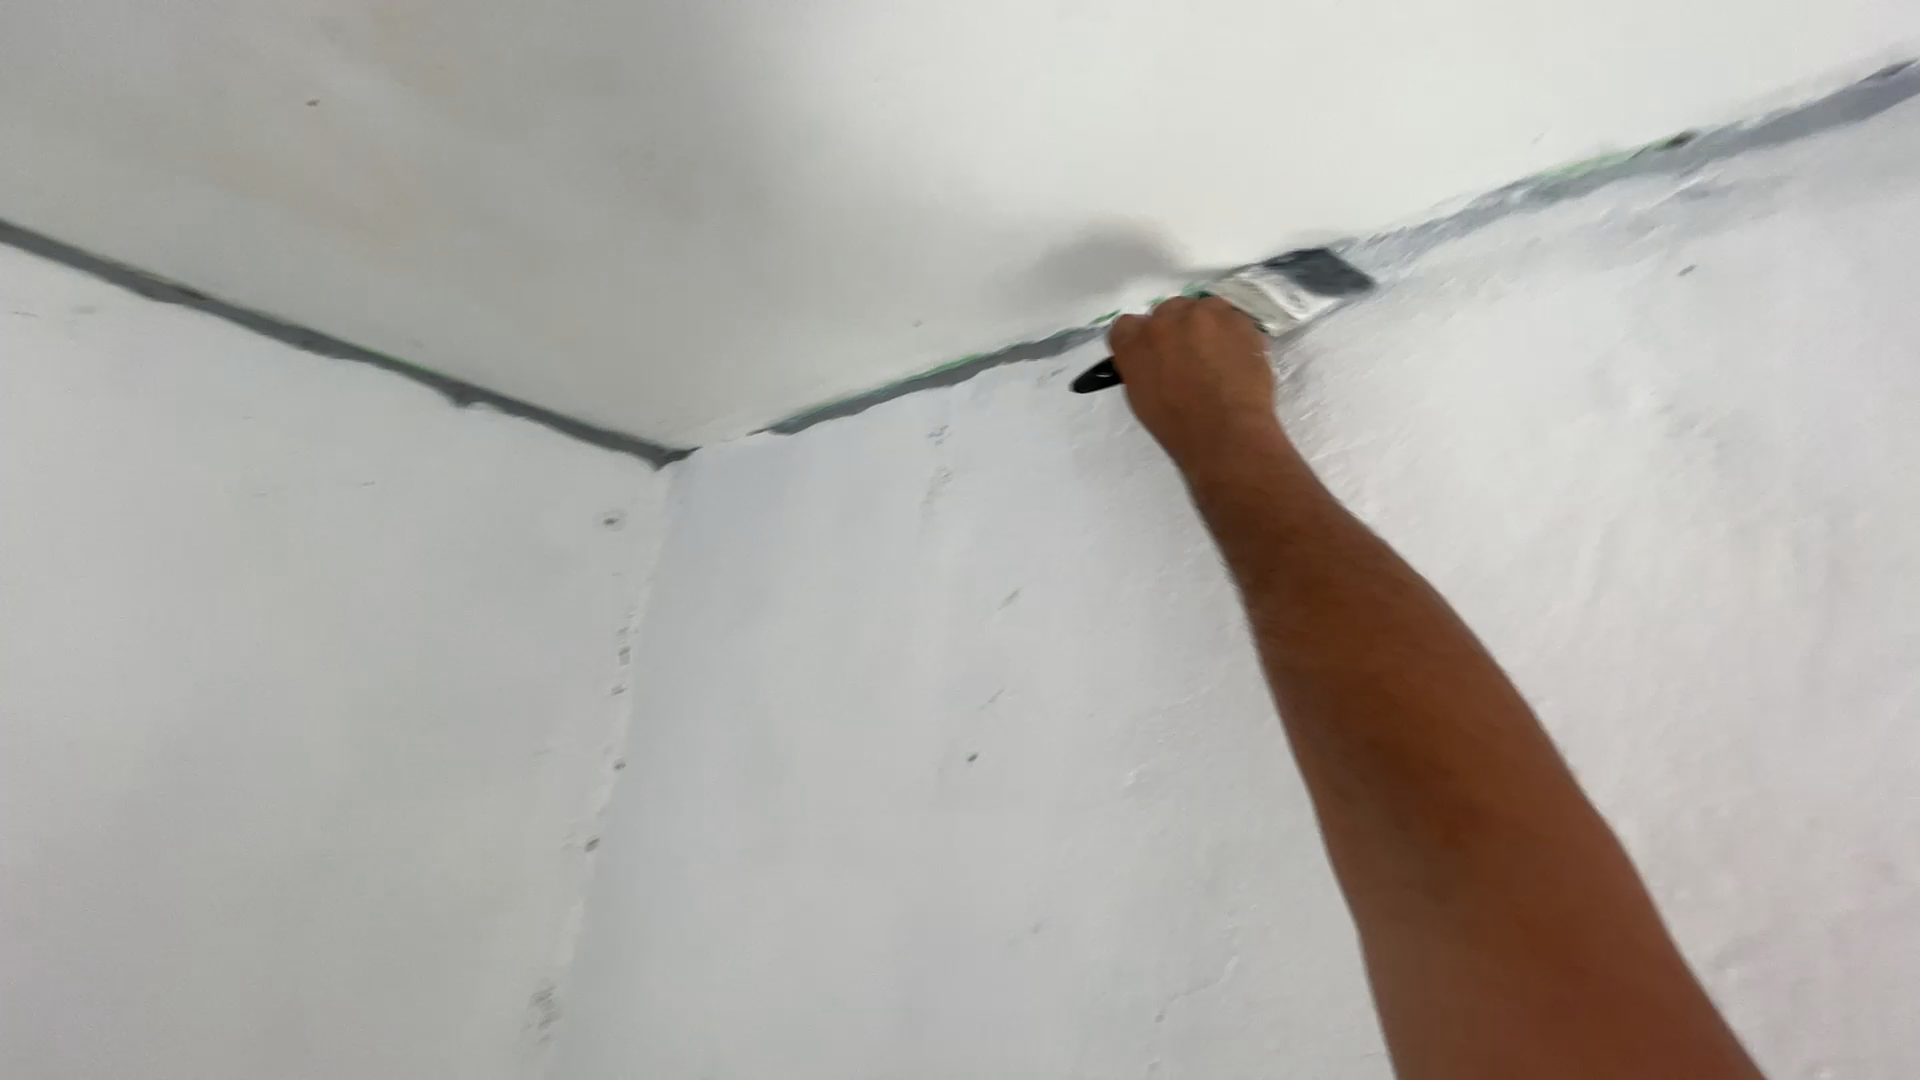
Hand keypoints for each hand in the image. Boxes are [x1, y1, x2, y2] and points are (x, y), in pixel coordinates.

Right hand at [1108, 296, 1286, 469]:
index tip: (1149, 356)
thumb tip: (1150, 359)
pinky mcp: (1238, 319)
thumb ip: (1139, 367)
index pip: (1125, 327)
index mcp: (1135, 342)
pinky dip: (1229, 333)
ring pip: (1200, 308)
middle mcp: (1166, 319)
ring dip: (1202, 326)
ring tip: (1213, 355)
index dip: (1138, 341)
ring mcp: (1205, 315)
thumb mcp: (1140, 397)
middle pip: (1165, 311)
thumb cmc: (1176, 426)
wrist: (1226, 432)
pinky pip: (1229, 318)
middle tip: (1185, 358)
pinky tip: (1234, 358)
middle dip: (1172, 330)